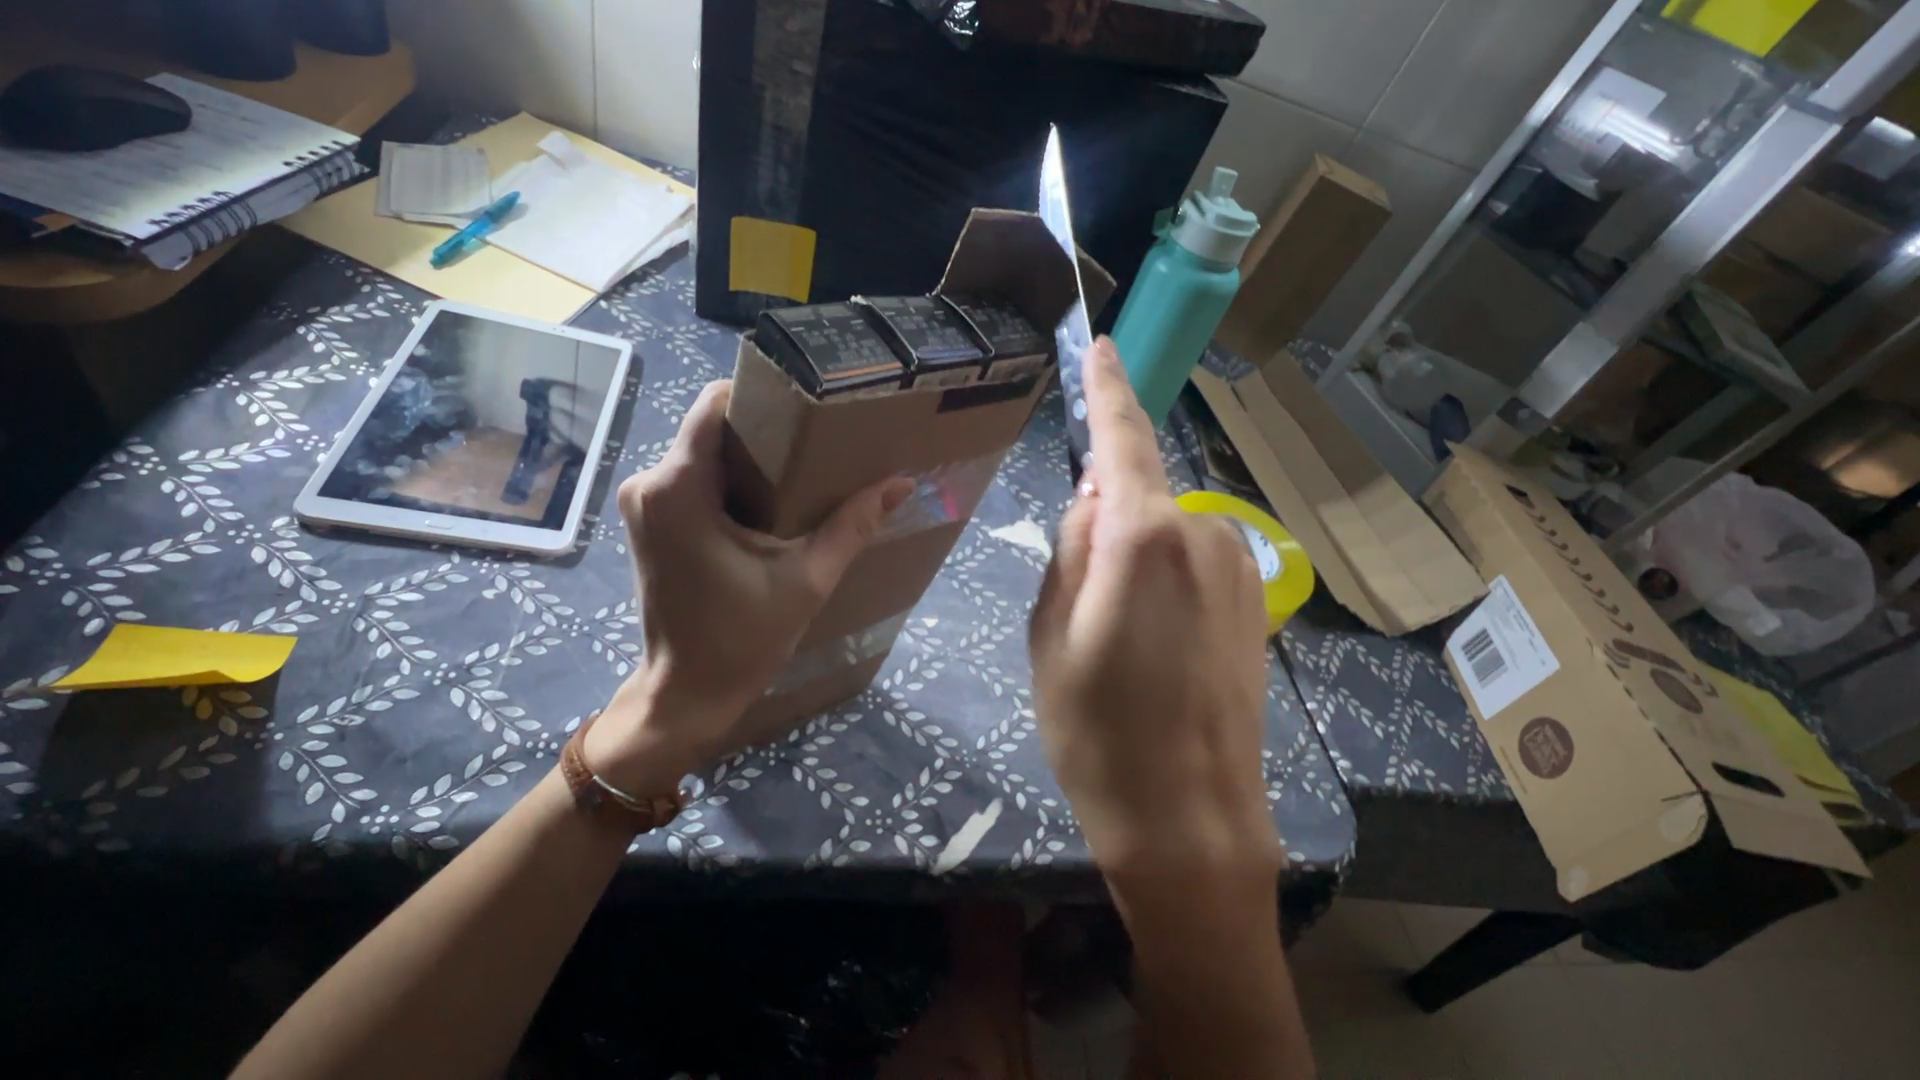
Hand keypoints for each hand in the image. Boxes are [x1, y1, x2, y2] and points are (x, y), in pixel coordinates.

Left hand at [587, 380, 911, 793]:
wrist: (687, 691)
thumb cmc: (741, 639)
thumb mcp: (807, 579)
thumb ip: (852, 525)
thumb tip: (900, 483)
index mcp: (677, 489)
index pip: (714, 405)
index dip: (761, 395)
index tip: (808, 405)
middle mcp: (649, 484)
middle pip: (711, 427)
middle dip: (763, 428)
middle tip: (818, 439)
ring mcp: (644, 502)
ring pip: (703, 452)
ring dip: (748, 456)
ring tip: (803, 467)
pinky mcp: (650, 520)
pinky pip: (693, 477)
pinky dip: (731, 480)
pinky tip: (772, 498)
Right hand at [1029, 338, 1279, 898]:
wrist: (1191, 819)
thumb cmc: (1099, 733)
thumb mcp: (1051, 637)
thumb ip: (1071, 547)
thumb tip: (1094, 495)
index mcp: (1144, 536)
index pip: (1123, 437)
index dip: (1106, 389)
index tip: (1100, 344)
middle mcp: (1203, 536)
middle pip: (1137, 496)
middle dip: (1101, 521)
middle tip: (1075, 602)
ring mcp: (1238, 569)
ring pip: (1164, 534)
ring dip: (1132, 561)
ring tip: (1114, 644)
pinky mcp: (1254, 603)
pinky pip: (1193, 565)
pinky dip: (1162, 584)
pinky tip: (1152, 654)